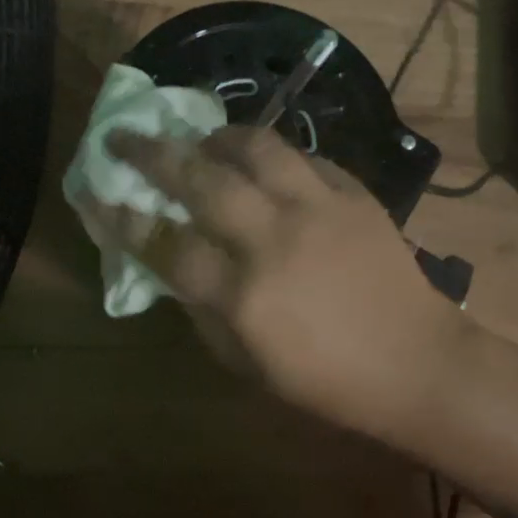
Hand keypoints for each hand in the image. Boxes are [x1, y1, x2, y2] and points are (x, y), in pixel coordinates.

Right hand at [91, 126, 471, 440]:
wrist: (417, 364)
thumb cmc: (325, 381)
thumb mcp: (246, 363)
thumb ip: (202, 310)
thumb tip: (172, 265)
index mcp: (243, 294)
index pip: (168, 243)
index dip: (126, 217)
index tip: (100, 192)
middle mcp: (274, 239)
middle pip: (201, 180)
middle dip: (153, 154)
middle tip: (126, 136)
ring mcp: (318, 209)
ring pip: (255, 148)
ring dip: (215, 138)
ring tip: (199, 141)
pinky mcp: (354, 194)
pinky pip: (302, 156)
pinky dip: (271, 155)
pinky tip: (261, 163)